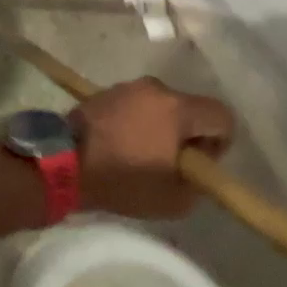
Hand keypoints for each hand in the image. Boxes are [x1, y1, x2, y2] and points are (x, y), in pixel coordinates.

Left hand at [71, 77, 233, 219]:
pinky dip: (138, 122)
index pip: (222, 116)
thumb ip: (198, 184)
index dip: (219, 142)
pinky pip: (137, 105)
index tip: (198, 163)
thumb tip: (196, 171)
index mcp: (178, 108)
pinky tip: (122, 145)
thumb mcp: (173, 200)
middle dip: (188, 135)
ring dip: (161, 127)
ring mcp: (129, 86)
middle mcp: (156, 88)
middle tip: (169, 164)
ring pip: (162, 106)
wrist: (64, 162)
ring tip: (141, 155)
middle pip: (191, 109)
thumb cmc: (122, 180)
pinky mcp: (107, 91)